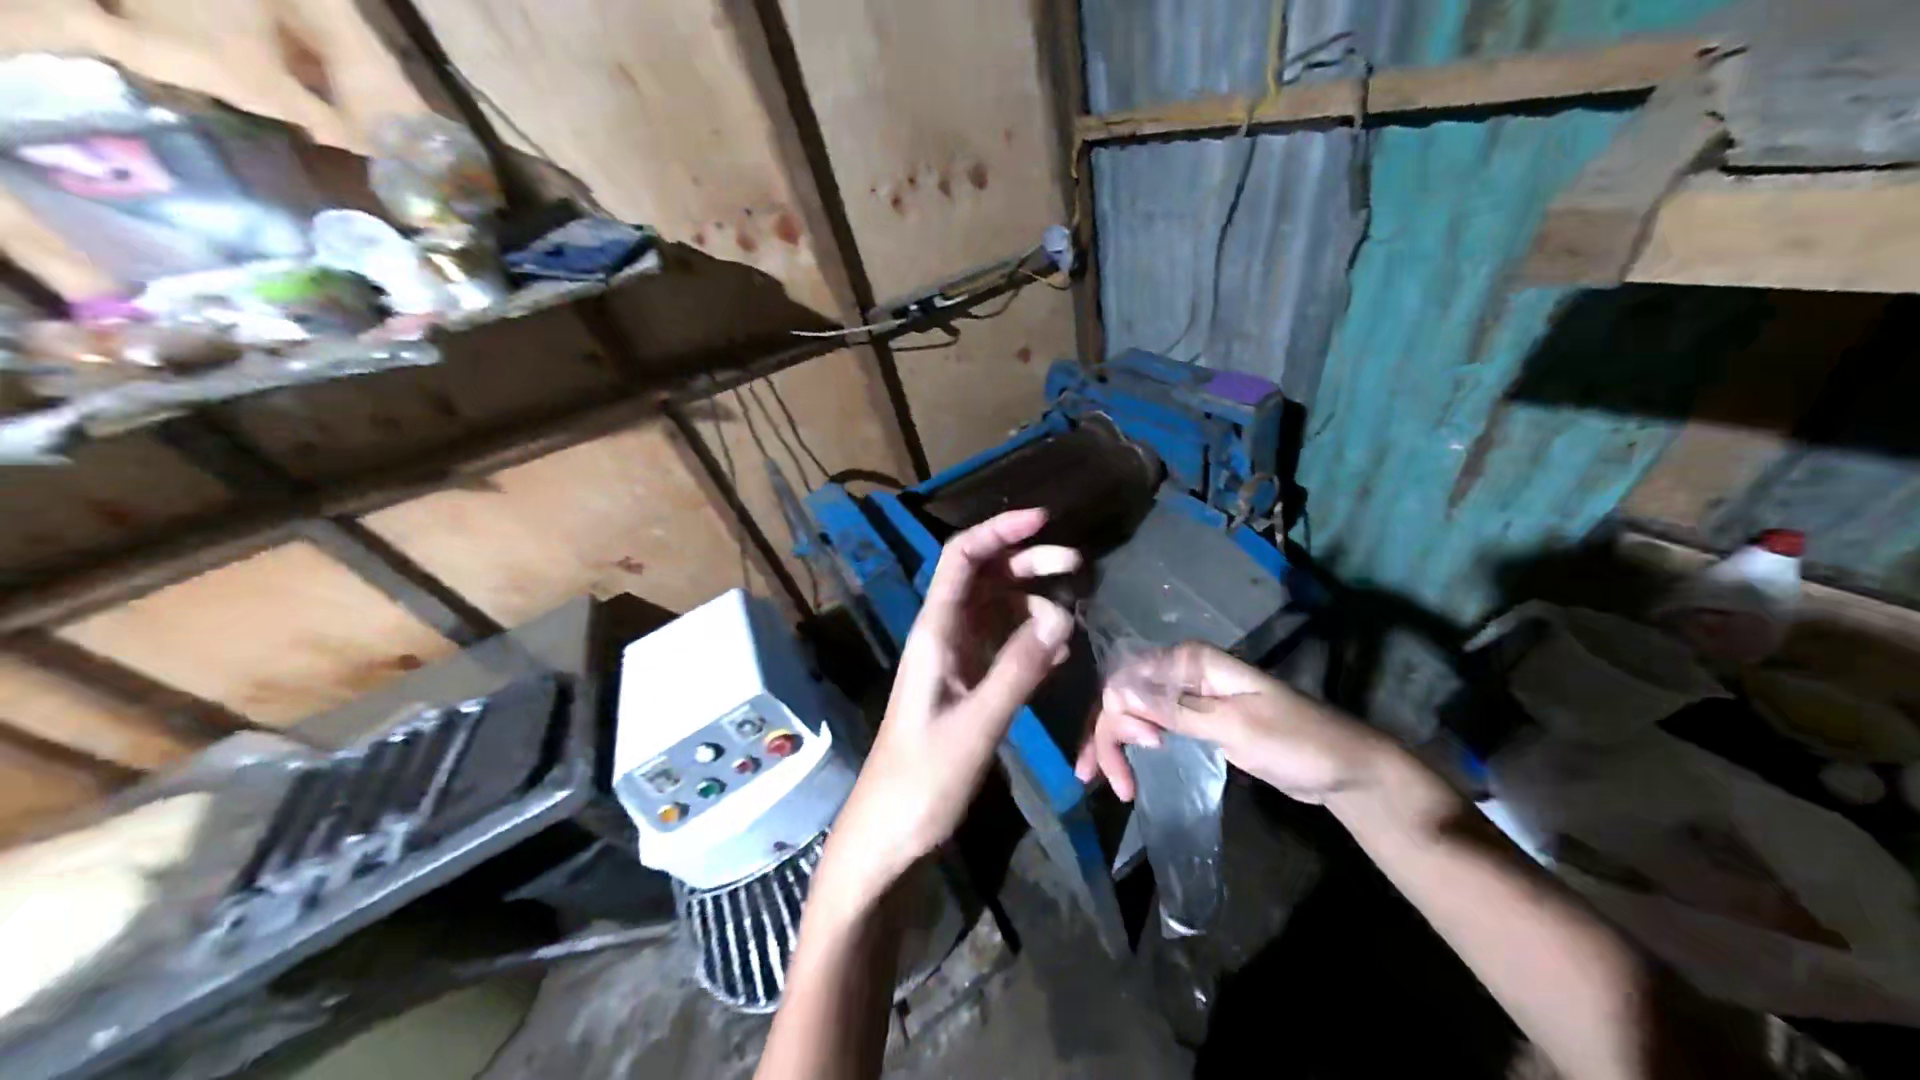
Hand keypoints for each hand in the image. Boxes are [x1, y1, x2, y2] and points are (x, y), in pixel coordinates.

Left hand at [823, 509, 1078, 905]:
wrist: (890, 832)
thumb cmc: (923, 779)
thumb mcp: (977, 723)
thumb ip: (1019, 667)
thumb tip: (1062, 614)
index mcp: (934, 633)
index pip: (961, 559)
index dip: (998, 531)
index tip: (1044, 519)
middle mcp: (944, 636)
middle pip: (985, 578)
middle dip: (1027, 561)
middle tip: (1077, 567)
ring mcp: (957, 661)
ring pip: (998, 610)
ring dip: (1034, 601)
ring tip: (1075, 612)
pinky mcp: (969, 686)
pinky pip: (1004, 646)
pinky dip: (1032, 639)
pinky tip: (1059, 650)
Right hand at [1076, 642, 1388, 803]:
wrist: (1342, 769)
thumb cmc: (1295, 741)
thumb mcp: (1234, 726)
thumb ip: (1174, 709)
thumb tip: (1116, 691)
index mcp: (1192, 662)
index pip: (1130, 678)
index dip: (1121, 712)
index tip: (1144, 748)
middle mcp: (1182, 674)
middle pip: (1125, 699)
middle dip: (1108, 737)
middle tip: (1108, 783)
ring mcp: (1187, 699)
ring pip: (1132, 716)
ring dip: (1113, 746)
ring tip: (1112, 786)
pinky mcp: (1194, 724)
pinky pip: (1150, 730)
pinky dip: (1132, 751)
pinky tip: (1122, 772)